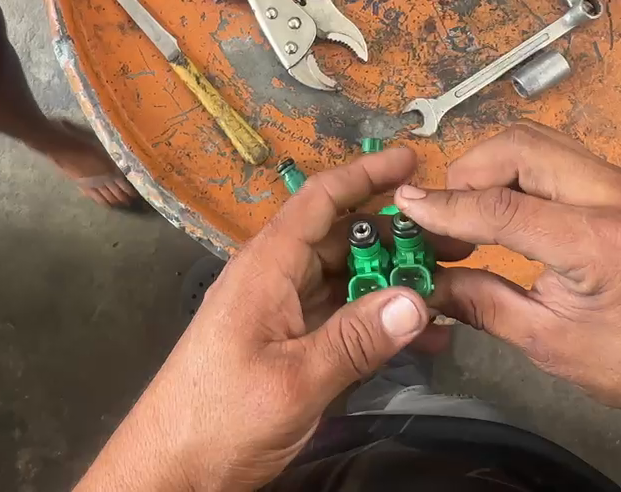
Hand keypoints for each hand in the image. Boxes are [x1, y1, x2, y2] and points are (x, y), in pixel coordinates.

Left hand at [77, 147, 440, 491]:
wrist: (166, 471)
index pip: (321, 199)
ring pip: (347, 277)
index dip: (366, 174)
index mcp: (269, 264)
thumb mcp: (293, 381)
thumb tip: (417, 299)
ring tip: (449, 286)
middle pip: (343, 237)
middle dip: (397, 235)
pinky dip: (378, 321)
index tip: (412, 160)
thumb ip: (355, 341)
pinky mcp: (290, 343)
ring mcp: (284, 310)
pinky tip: (420, 336)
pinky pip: (342, 317)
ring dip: (393, 280)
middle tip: (454, 242)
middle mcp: (277, 275)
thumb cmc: (219, 416)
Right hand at [393, 121, 620, 440]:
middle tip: (443, 211)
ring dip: (490, 162)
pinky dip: (514, 164)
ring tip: (468, 205)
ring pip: (533, 138)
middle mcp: (613, 194)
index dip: (448, 206)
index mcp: (601, 244)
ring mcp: (619, 179)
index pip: (505, 207)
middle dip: (468, 171)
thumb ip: (481, 302)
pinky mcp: (617, 178)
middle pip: (519, 146)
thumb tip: (425, 280)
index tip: (406, 207)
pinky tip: (500, 198)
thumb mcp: (549, 345)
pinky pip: (551, 149)